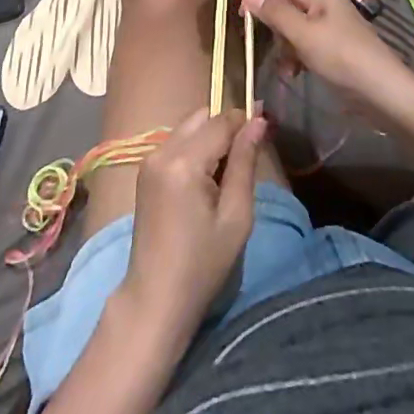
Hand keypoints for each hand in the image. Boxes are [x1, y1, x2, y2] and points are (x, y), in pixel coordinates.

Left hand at [121, 107, 265, 328]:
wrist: (156, 296)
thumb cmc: (203, 262)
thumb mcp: (236, 214)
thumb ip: (246, 162)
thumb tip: (258, 121)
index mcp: (184, 162)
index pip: (221, 121)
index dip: (245, 118)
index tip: (267, 123)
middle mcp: (162, 151)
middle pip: (202, 117)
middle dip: (227, 125)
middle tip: (250, 152)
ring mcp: (150, 160)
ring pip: (189, 127)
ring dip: (211, 136)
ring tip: (230, 169)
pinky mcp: (146, 171)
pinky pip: (177, 142)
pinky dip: (196, 147)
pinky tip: (208, 177)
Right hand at [245, 0, 409, 112]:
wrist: (380, 90)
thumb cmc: (341, 55)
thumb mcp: (302, 33)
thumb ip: (274, 11)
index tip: (245, 14)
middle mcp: (320, 1)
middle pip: (283, 0)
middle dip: (271, 22)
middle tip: (265, 43)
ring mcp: (324, 24)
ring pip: (289, 24)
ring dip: (281, 44)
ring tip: (284, 65)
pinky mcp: (327, 46)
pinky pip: (300, 43)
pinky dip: (293, 56)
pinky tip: (293, 73)